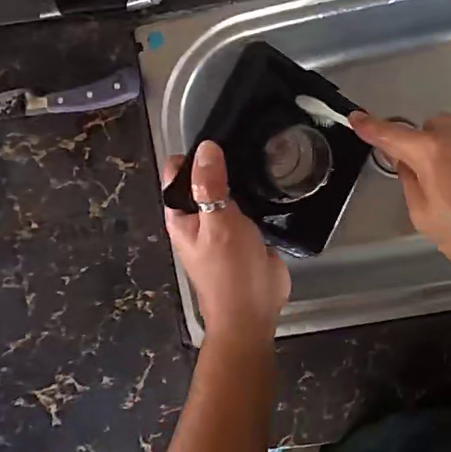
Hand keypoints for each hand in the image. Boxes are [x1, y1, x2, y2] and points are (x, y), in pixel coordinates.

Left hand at [163, 141, 290, 342]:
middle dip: (221, 163)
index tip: (221, 140)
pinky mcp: (247, 233)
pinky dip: (257, 194)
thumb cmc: (230, 270)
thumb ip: (211, 185)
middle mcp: (198, 218)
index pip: (178, 173)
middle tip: (248, 144)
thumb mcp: (219, 223)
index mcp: (181, 216)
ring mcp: (223, 226)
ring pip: (229, 191)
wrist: (254, 311)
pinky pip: (249, 205)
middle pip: (204, 180)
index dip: (195, 155)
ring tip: (262, 156)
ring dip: (241, 178)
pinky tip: (272, 181)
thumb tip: (206, 147)